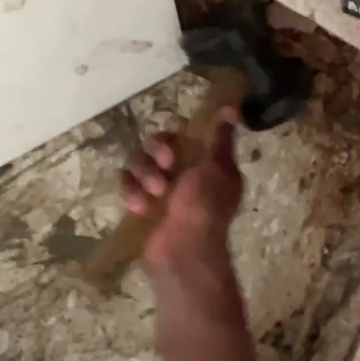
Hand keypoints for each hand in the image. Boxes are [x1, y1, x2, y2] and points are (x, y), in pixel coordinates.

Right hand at [119, 118, 244, 277]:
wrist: (184, 252)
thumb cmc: (205, 208)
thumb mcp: (218, 169)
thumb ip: (220, 138)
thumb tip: (232, 108)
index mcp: (203, 164)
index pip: (179, 136)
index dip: (170, 139)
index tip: (172, 151)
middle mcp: (181, 174)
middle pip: (154, 147)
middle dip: (155, 155)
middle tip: (164, 167)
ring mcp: (159, 190)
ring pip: (137, 164)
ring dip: (143, 175)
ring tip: (154, 193)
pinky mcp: (141, 205)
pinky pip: (127, 185)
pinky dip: (131, 193)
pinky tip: (139, 207)